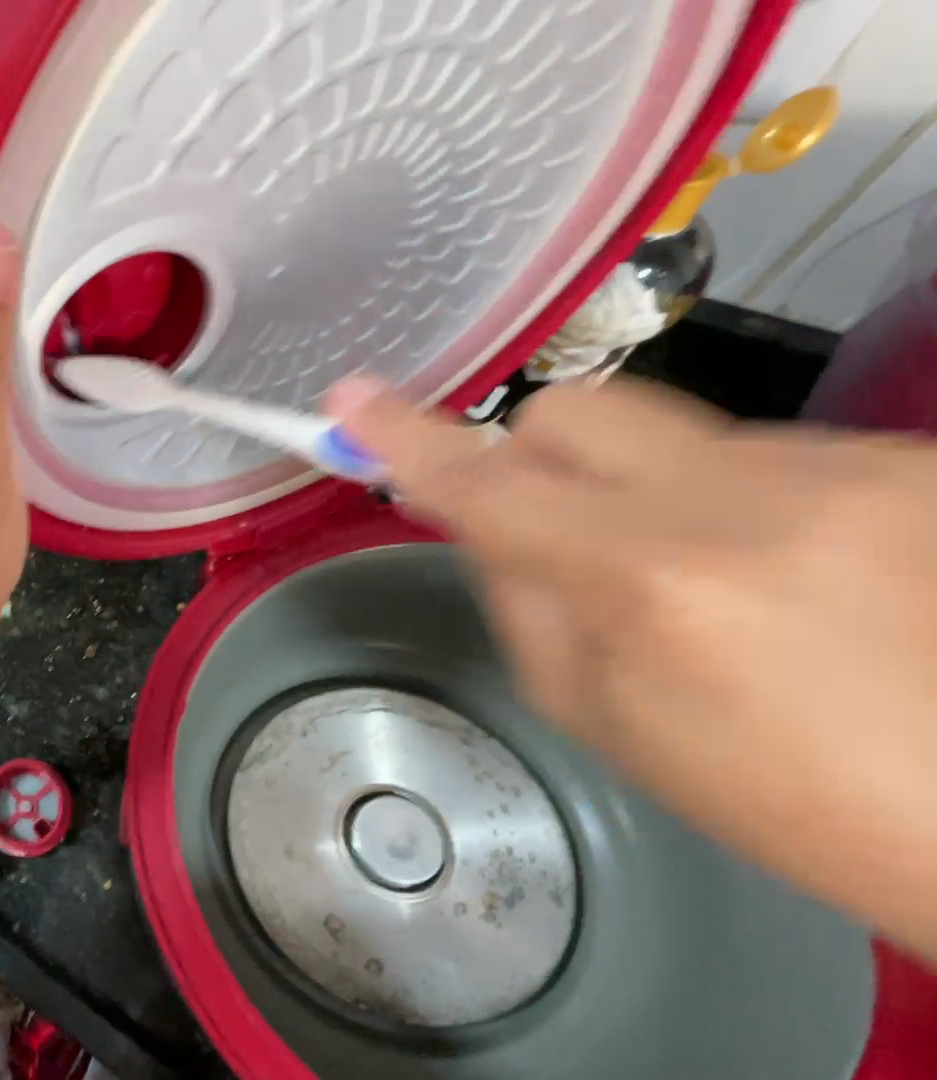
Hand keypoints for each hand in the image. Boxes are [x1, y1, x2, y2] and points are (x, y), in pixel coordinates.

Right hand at [330, 376, 936, 956]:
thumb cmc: (772, 789)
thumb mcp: (593, 710)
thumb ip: (520, 595)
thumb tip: (484, 521)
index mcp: (649, 583)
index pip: (488, 486)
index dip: (406, 440)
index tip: (351, 397)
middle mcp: (746, 501)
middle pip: (571, 409)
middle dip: (534, 454)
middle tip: (554, 520)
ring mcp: (846, 468)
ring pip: (666, 432)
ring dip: (648, 488)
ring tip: (711, 575)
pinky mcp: (909, 461)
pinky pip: (755, 450)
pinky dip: (733, 497)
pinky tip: (785, 567)